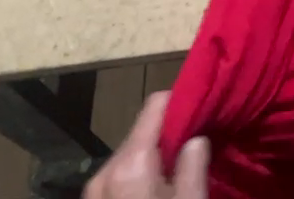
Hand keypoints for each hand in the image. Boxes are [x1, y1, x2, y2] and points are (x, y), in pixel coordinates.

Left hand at [83, 91, 209, 198]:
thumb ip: (194, 166)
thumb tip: (196, 139)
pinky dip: (136, 177)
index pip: (155, 104)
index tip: (201, 114)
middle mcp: (104, 169)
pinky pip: (117, 176)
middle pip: (142, 131)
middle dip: (167, 137)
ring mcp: (92, 189)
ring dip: (152, 158)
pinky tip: (152, 193)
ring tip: (173, 177)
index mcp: (130, 163)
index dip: (180, 103)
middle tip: (191, 152)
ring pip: (130, 154)